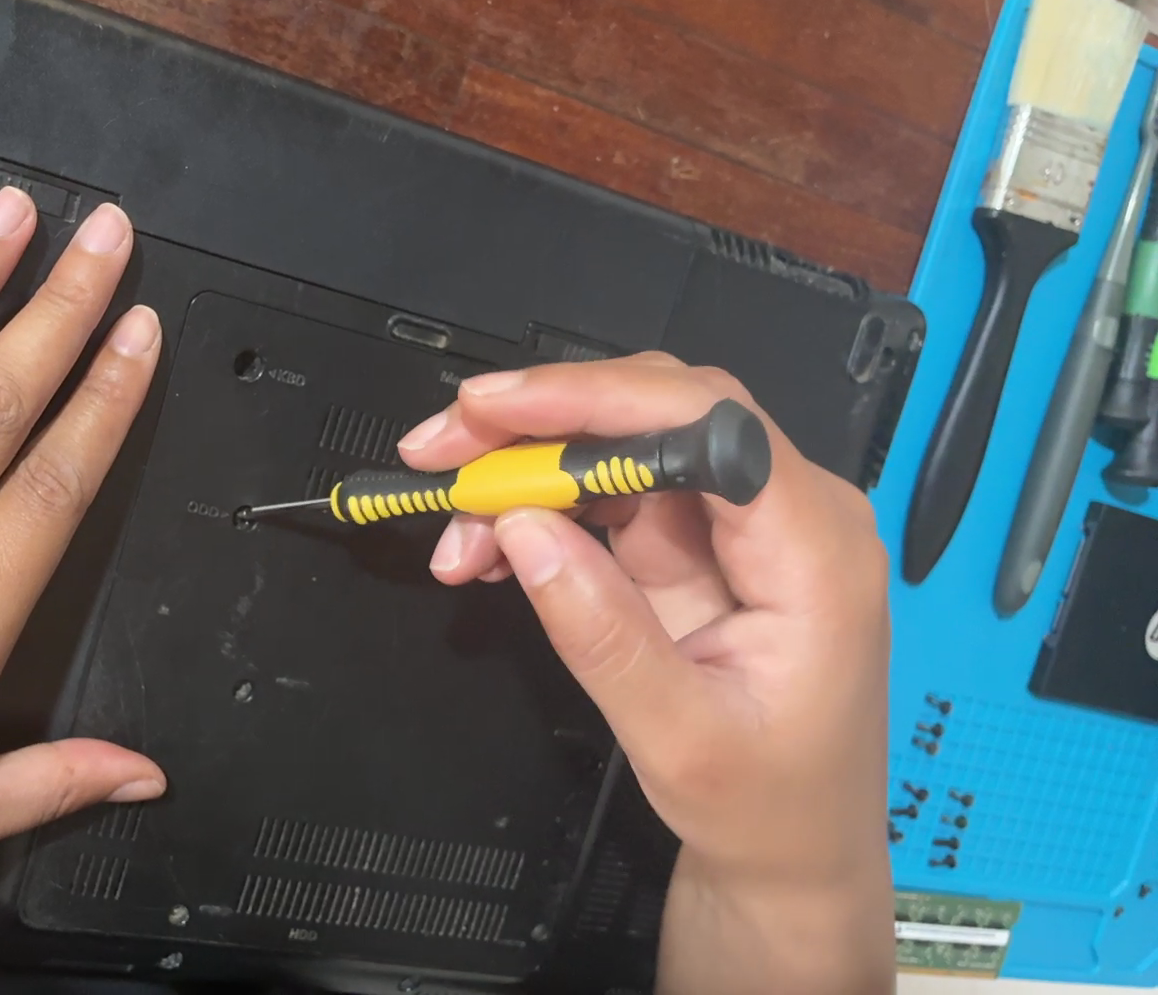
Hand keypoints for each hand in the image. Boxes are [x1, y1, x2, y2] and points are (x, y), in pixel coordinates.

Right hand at [400, 354, 892, 994]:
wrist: (784, 847)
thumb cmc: (762, 803)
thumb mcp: (680, 737)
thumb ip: (602, 632)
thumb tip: (518, 524)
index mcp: (810, 545)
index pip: (706, 420)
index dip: (592, 397)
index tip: (488, 408)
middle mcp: (770, 507)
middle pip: (644, 412)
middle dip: (530, 423)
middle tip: (433, 450)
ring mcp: (715, 518)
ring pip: (602, 446)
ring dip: (512, 473)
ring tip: (448, 529)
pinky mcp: (672, 537)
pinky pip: (585, 494)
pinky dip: (521, 511)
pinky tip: (479, 550)